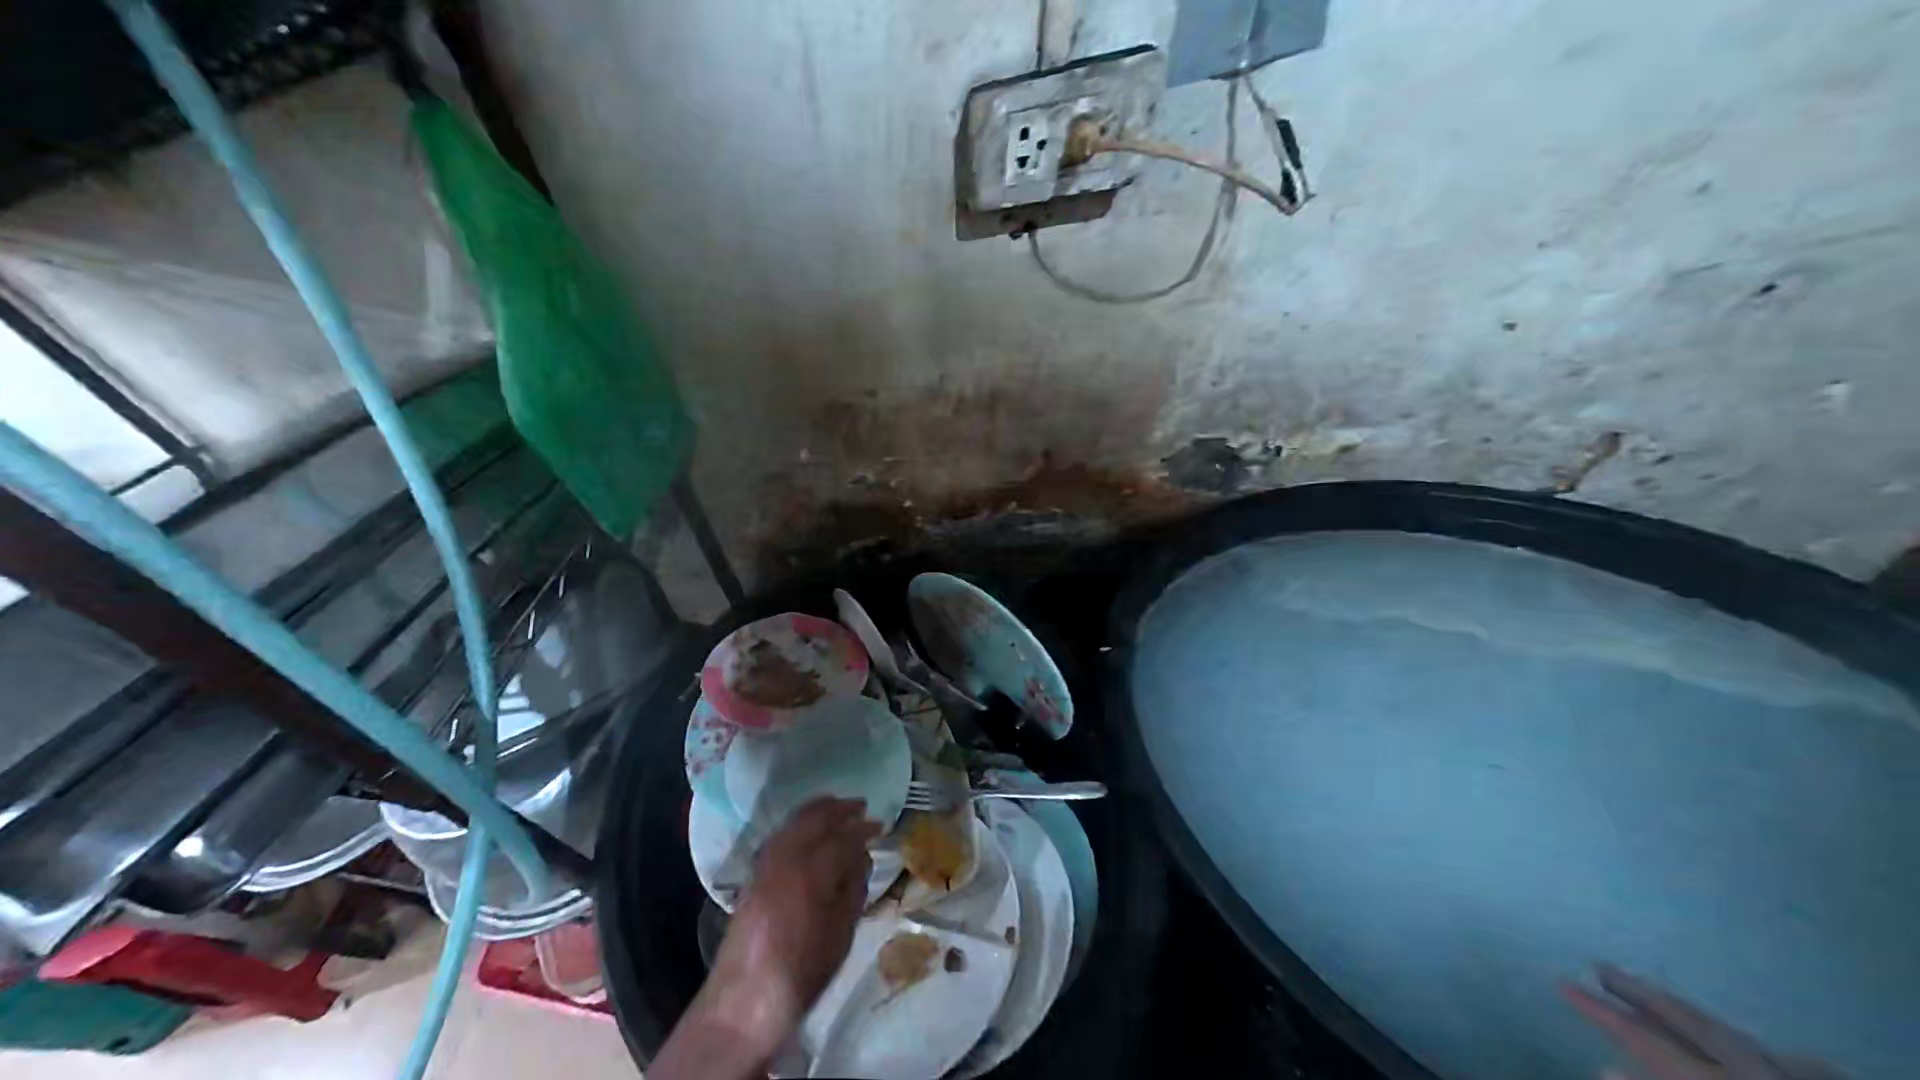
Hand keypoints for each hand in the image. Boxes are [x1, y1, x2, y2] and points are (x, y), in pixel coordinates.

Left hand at [652, 798, 879, 1079]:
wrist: (742, 1004)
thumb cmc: (800, 975)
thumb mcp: (840, 936)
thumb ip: (852, 890)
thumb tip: (861, 858)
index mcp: (811, 874)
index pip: (843, 838)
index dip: (864, 829)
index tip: (880, 825)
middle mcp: (785, 860)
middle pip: (814, 819)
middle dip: (839, 809)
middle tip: (861, 806)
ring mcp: (765, 865)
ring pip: (794, 822)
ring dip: (817, 811)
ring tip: (837, 808)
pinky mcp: (753, 876)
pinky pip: (780, 835)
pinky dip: (798, 824)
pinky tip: (807, 830)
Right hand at [1562, 964, 1845, 1079]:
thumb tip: (1605, 1069)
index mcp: (1711, 1079)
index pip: (1643, 1038)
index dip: (1599, 1010)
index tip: (1561, 981)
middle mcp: (1752, 1070)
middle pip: (1690, 1022)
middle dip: (1641, 993)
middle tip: (1600, 965)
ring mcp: (1795, 1078)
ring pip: (1741, 1035)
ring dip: (1694, 1013)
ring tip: (1659, 992)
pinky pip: (1803, 1065)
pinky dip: (1781, 1053)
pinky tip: (1781, 1048)